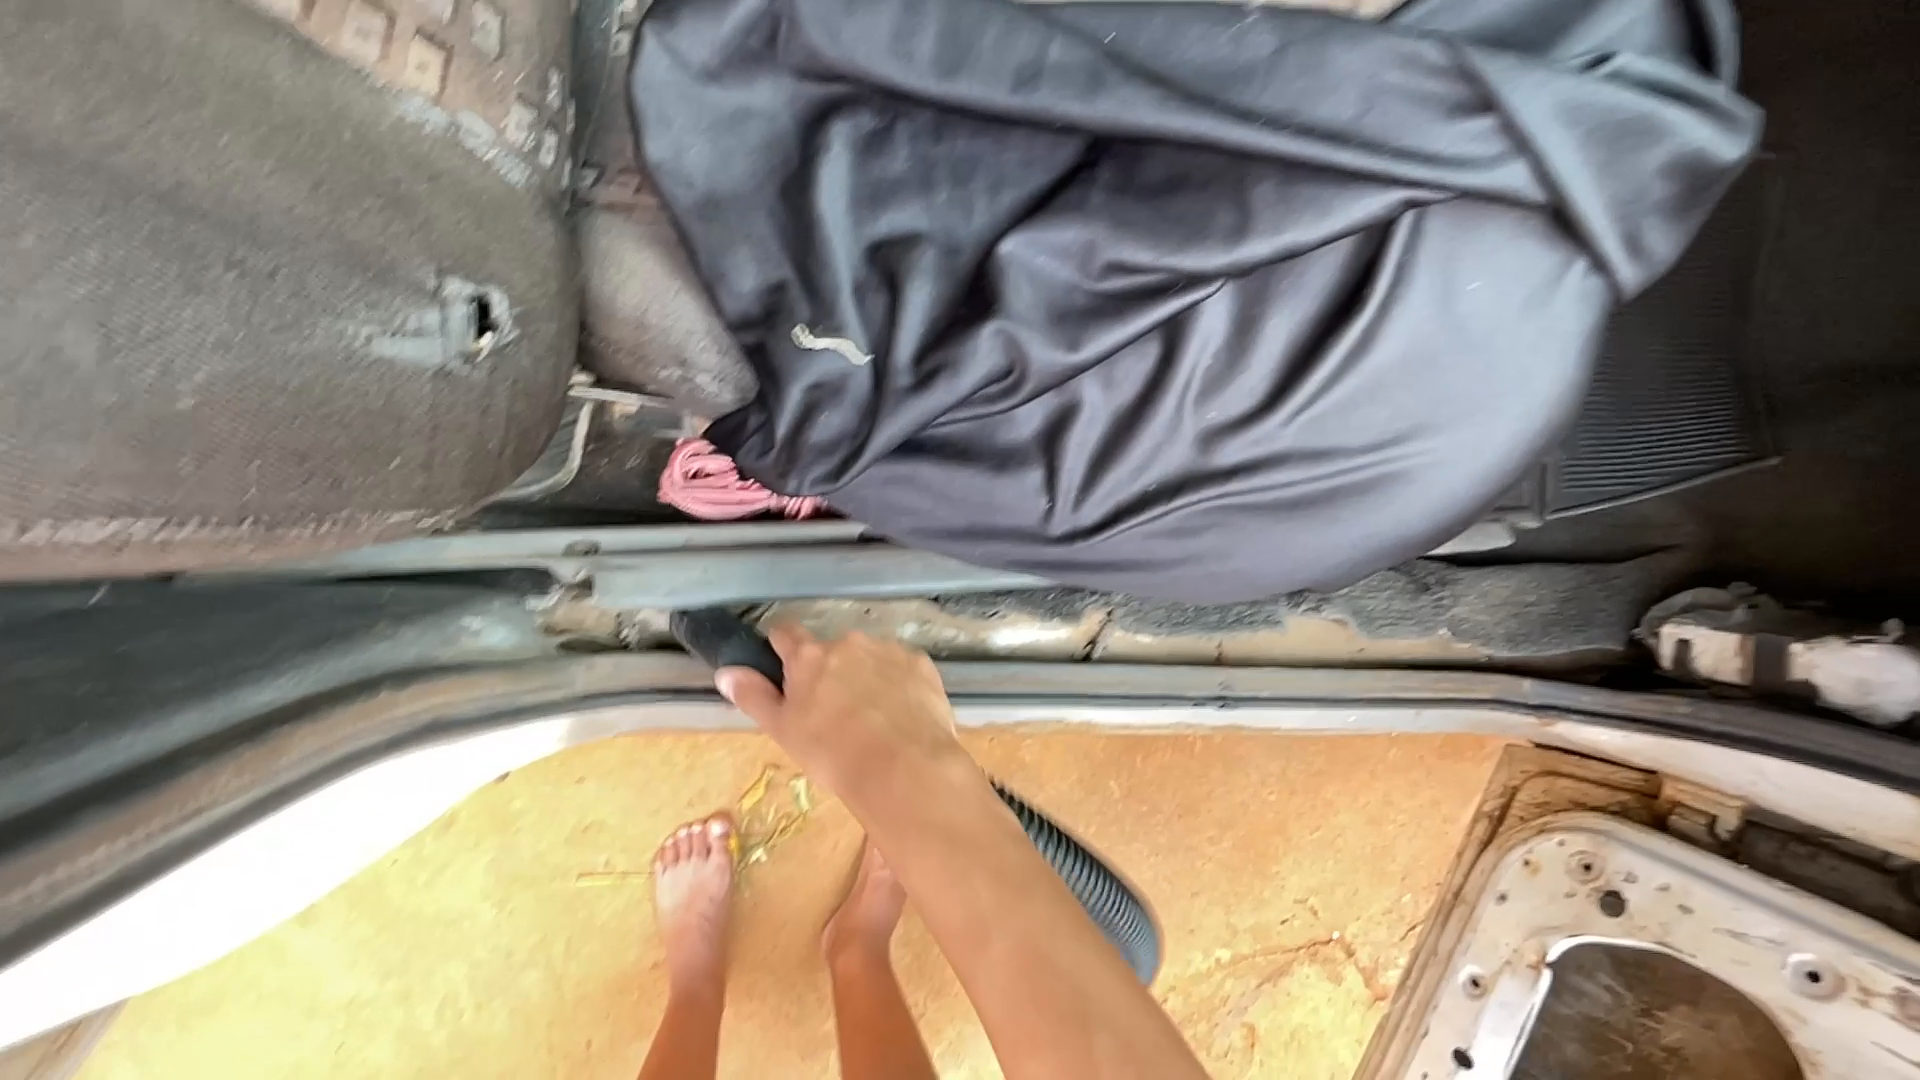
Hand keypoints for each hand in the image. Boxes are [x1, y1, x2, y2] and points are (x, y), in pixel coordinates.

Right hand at [715, 626, 968, 796]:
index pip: (786, 634)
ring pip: (870, 657)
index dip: (783, 648)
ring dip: (866, 676)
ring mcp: (888, 650)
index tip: (786, 667)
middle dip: (831, 670)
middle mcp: (848, 642)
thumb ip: (753, 696)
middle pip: (832, 649)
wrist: (903, 767)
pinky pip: (902, 668)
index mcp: (809, 656)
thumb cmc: (833, 754)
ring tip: (873, 718)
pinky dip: (899, 684)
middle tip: (834, 710)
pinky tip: (901, 715)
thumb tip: (726, 672)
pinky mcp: (920, 664)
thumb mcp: (782, 730)